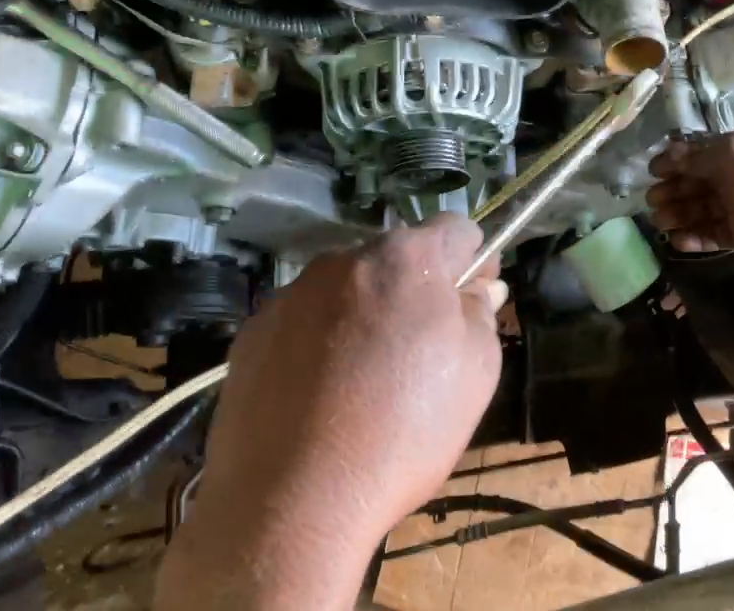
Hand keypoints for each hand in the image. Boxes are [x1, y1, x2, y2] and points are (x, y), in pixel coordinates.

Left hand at [157, 214, 504, 610]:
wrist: (290, 506)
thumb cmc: (404, 431)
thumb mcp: (477, 372)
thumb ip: (481, 314)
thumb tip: (479, 289)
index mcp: (407, 258)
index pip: (457, 228)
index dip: (474, 262)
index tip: (473, 302)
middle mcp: (345, 259)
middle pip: (398, 257)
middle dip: (417, 288)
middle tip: (422, 351)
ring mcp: (292, 294)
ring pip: (349, 288)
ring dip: (367, 311)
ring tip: (365, 380)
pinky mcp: (252, 333)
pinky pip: (304, 320)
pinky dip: (321, 340)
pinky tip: (321, 395)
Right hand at [645, 131, 733, 273]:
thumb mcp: (730, 156)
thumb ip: (698, 155)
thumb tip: (671, 152)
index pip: (707, 150)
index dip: (679, 159)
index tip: (654, 170)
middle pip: (703, 181)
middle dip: (675, 189)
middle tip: (651, 199)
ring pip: (705, 208)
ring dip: (680, 213)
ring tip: (658, 221)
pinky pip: (714, 232)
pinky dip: (695, 235)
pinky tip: (676, 240)